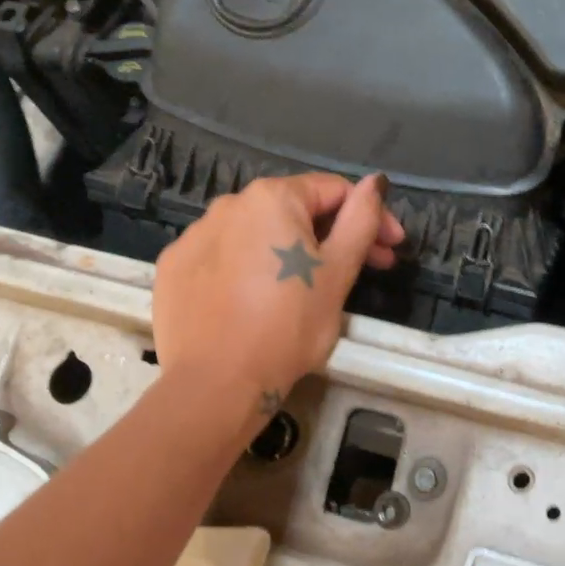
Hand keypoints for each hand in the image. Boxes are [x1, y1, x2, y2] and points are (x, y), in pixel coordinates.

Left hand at [152, 173, 403, 427]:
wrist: (216, 383)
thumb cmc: (289, 324)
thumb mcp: (339, 273)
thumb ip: (361, 219)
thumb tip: (374, 182)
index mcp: (273, 198)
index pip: (334, 191)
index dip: (371, 217)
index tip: (391, 249)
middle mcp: (229, 204)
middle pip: (294, 210)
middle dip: (334, 235)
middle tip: (366, 268)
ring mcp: (194, 236)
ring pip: (257, 233)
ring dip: (291, 251)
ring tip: (310, 288)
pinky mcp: (173, 269)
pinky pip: (224, 257)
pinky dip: (249, 268)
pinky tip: (260, 299)